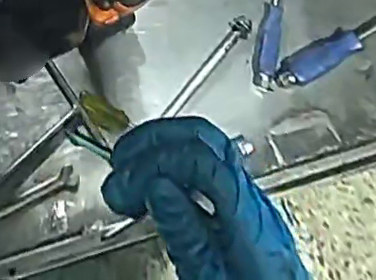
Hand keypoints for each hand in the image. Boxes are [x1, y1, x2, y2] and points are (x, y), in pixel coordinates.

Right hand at [102, 118, 308, 279]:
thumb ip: (186, 237)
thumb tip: (156, 186)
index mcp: (249, 218)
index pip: (200, 159)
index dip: (158, 161)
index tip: (128, 180)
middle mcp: (253, 200)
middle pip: (204, 139)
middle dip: (156, 141)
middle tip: (122, 161)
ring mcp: (251, 202)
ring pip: (205, 147)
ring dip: (162, 150)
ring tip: (131, 172)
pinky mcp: (244, 212)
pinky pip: (206, 169)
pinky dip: (174, 169)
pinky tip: (154, 188)